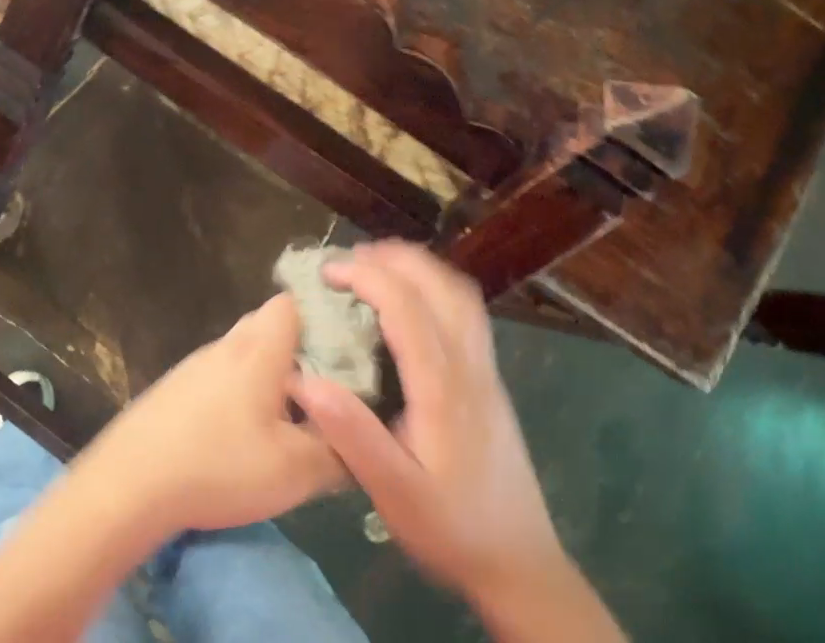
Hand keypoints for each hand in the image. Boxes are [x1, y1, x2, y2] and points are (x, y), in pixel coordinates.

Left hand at [71, 294, 345, 534]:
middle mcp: (225, 346)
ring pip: (243, 356)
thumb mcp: (297, 469)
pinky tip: (244, 438)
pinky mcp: (174, 393)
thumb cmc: (220, 465)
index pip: (292, 302)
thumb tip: (364, 440)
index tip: (349, 347)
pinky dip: (240, 397)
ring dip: (269, 378)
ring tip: (292, 419)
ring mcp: (194, 368)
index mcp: (258, 348)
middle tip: (329, 391)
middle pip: (268, 327)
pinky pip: (219, 380)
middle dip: (301, 352)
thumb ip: (340, 451)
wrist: (129, 485)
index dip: (323, 315)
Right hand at [292, 241, 562, 594]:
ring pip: (461, 297)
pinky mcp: (490, 386)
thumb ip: (352, 433)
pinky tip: (410, 309)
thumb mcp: (394, 491)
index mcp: (444, 389)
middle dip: (397, 259)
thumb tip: (303, 378)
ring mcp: (487, 375)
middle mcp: (471, 369)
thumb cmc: (451, 528)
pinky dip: (435, 291)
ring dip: (420, 270)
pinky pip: (466, 316)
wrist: (520, 564)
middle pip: (443, 287)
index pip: (408, 308)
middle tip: (349, 259)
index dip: (368, 278)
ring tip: (377, 269)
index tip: (328, 272)